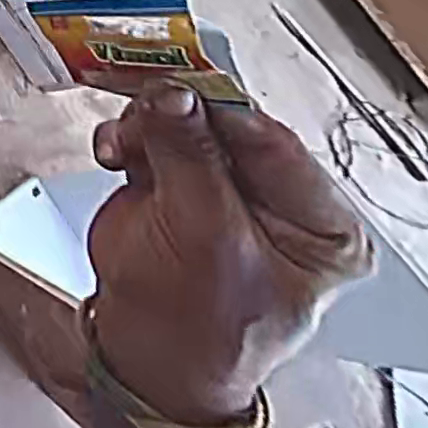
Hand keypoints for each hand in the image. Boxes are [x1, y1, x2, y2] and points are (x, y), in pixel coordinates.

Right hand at [89, 83, 373, 423]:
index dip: (220, 110)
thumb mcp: (202, 236)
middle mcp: (267, 196)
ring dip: (139, 126)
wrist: (146, 344)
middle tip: (138, 112)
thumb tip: (173, 94)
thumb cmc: (200, 316)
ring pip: (176, 125)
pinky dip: (121, 138)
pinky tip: (113, 154)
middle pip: (219, 126)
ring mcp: (213, 187)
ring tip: (120, 150)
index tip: (172, 84)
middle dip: (171, 116)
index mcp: (315, 218)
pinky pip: (144, 138)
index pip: (271, 141)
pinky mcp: (166, 182)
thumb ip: (188, 160)